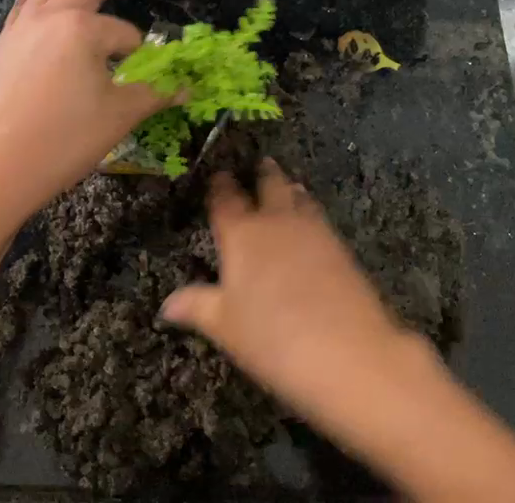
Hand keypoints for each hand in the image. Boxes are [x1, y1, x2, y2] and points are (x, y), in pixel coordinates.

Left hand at [0, 0, 174, 231]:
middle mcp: (50, 18)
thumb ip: (154, 94)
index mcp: (82, 29)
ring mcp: (21, 31)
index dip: (142, 54)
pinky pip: (22, 11)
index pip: (125, 34)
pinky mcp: (3, 48)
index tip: (153, 70)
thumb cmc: (63, 141)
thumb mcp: (118, 116)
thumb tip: (187, 87)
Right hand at [160, 160, 416, 409]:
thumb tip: (167, 304)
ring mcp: (312, 232)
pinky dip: (311, 210)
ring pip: (298, 198)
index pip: (225, 201)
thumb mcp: (225, 326)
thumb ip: (197, 306)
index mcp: (241, 236)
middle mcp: (276, 223)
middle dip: (262, 175)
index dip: (220, 186)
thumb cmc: (272, 338)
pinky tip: (312, 220)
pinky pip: (319, 217)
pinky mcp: (340, 247)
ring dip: (290, 189)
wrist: (348, 352)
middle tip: (261, 163)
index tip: (218, 175)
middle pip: (269, 187)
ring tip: (288, 183)